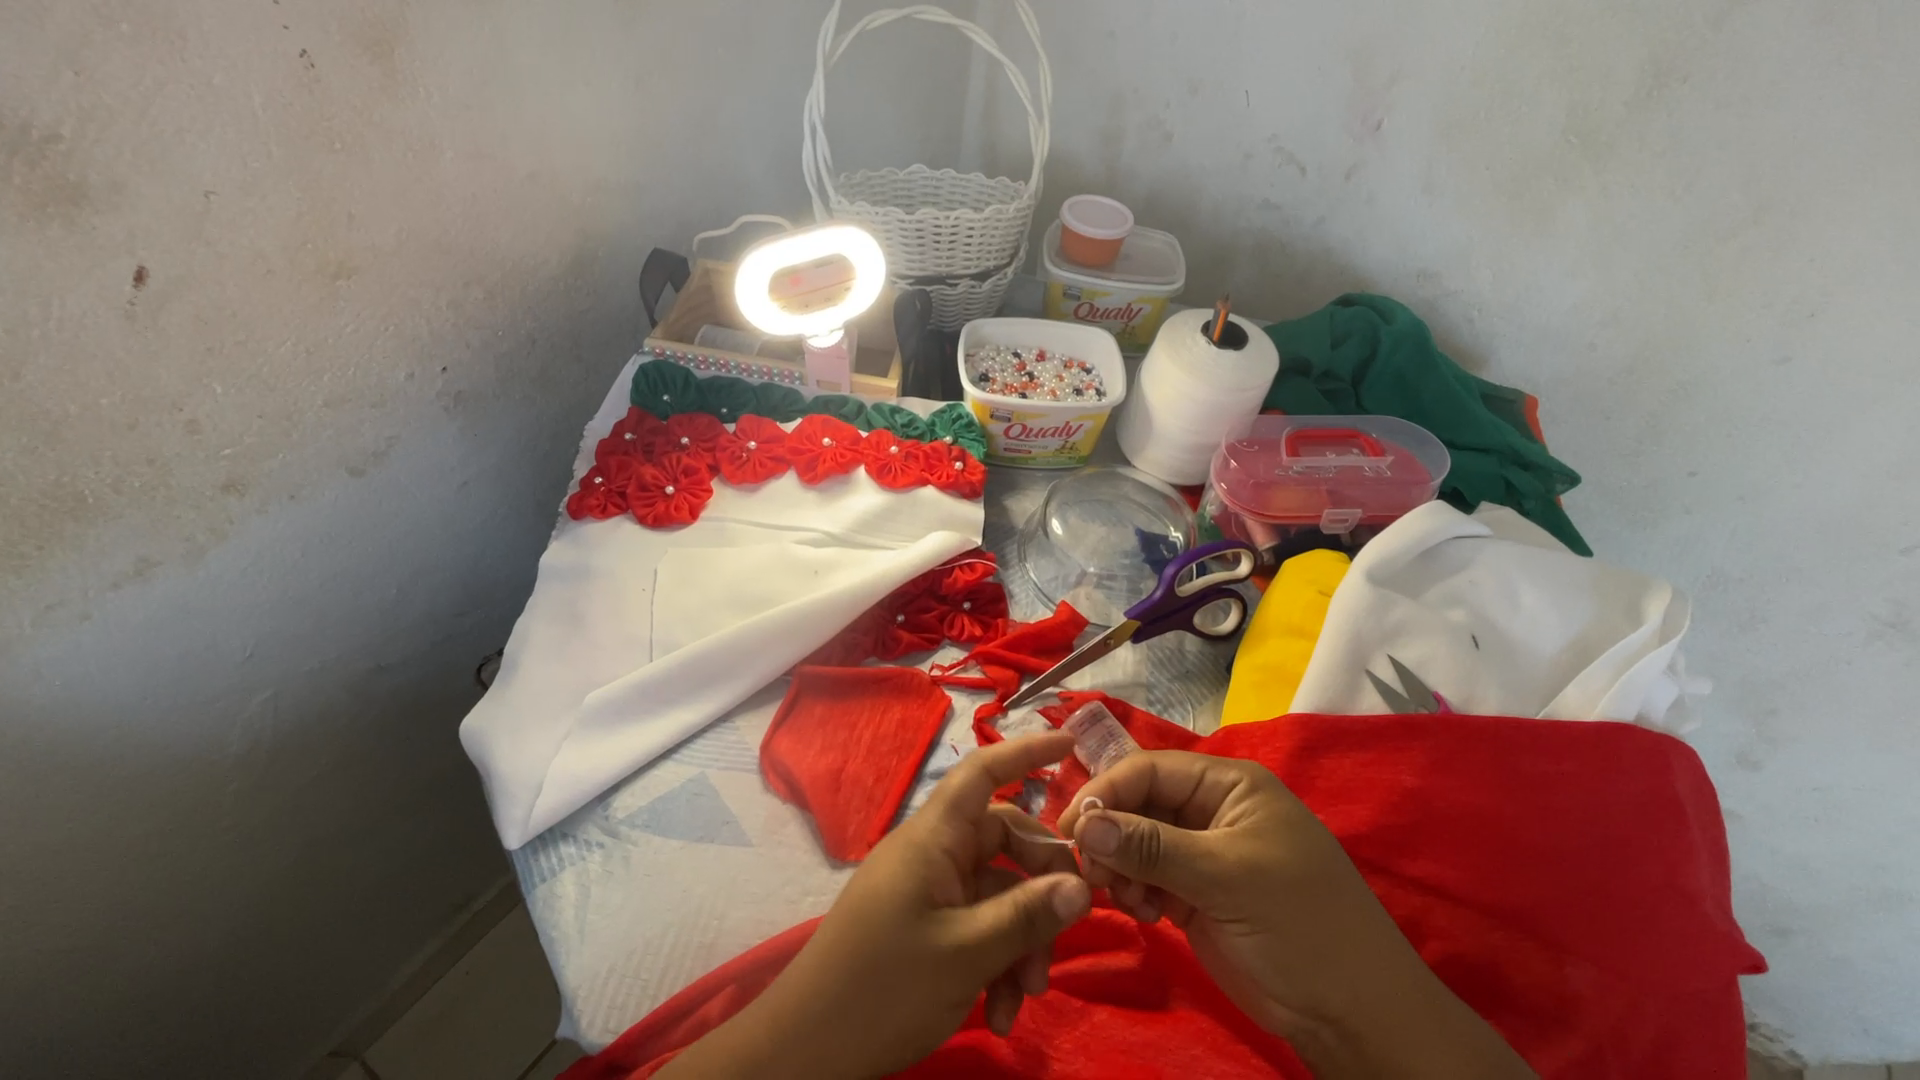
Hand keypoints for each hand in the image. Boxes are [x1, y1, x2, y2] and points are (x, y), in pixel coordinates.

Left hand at [662, 734, 1091, 1078]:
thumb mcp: (965, 954)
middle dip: (1040, 891)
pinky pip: (979, 929)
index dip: (1025, 751)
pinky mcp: (926, 930)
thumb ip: (1026, 917)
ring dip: (1022, 943)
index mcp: (933, 838)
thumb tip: (1083, 887)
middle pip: (1005, 844)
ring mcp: (928, 893)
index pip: (983, 773)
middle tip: (1065, 934)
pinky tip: (1003, 1012)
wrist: (807, 1050)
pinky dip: (997, 964)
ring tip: (1027, 997)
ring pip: (998, 896)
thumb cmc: (883, 988)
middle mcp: (933, 855)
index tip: (1070, 743)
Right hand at [1056, 751, 1534, 1079]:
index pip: (1150, 769)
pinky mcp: (1193, 893)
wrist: (1350, 1012)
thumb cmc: (1298, 924)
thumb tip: (1083, 825)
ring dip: (1119, 866)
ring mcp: (1201, 853)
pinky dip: (1133, 890)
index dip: (1107, 792)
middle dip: (1110, 834)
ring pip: (1135, 842)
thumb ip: (1152, 847)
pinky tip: (1143, 913)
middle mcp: (1210, 810)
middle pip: (1138, 804)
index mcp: (1228, 784)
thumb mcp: (1226, 877)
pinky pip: (1144, 877)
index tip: (1070, 829)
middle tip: (1087, 871)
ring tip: (1124, 898)